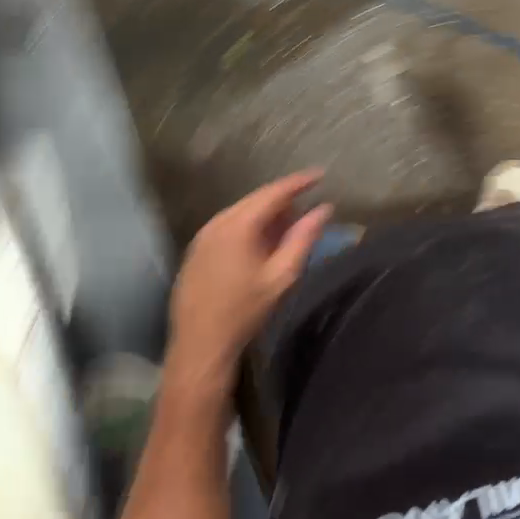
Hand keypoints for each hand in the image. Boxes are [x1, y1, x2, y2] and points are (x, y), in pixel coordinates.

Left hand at [165, 170, 332, 398]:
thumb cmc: (245, 311)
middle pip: (255, 200)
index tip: (320, 175)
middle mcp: (217, 223)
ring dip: (265, 216)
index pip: (274, 192)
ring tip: (286, 229)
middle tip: (307, 208)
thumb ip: (303, 239)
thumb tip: (324, 209)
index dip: (299, 182)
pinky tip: (259, 245)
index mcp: (238, 225)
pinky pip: (227, 227)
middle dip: (283, 201)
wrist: (200, 344)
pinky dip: (248, 228)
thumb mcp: (281, 277)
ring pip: (240, 213)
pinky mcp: (195, 251)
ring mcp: (202, 236)